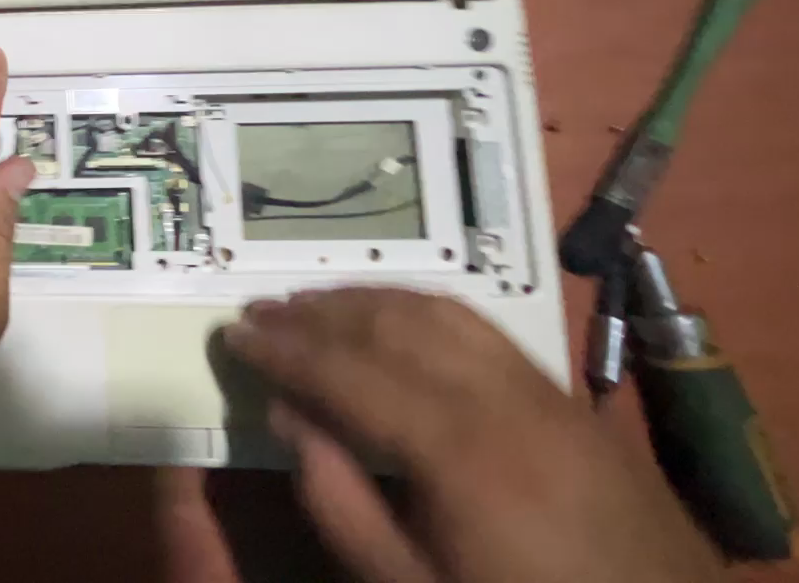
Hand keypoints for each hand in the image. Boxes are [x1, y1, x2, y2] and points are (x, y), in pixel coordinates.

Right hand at [225, 287, 721, 582]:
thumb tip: (285, 412)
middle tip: (257, 311)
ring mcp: (544, 391)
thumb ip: (337, 499)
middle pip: (387, 327)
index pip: (347, 373)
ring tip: (307, 304)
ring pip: (432, 310)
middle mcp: (504, 401)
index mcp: (463, 455)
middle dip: (312, 314)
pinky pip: (477, 323)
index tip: (232, 333)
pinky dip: (414, 304)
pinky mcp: (566, 395)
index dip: (281, 350)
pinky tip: (384, 312)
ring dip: (359, 299)